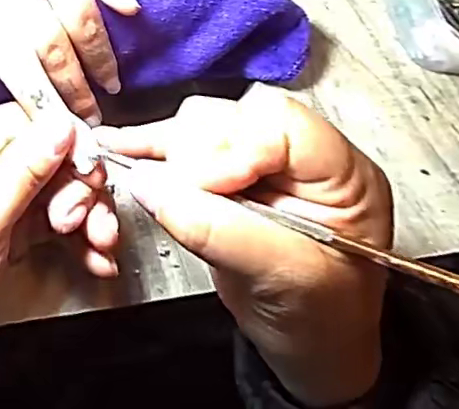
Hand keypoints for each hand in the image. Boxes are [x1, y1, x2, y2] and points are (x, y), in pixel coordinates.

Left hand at [0, 109, 115, 371]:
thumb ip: (24, 169)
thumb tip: (60, 123)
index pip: (34, 121)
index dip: (69, 142)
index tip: (90, 171)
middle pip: (54, 157)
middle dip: (82, 188)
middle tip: (88, 222)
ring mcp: (2, 201)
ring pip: (61, 191)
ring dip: (89, 215)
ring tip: (99, 244)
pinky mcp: (12, 234)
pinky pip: (59, 225)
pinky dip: (82, 240)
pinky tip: (96, 259)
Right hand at [100, 89, 392, 407]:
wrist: (307, 342)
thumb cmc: (322, 318)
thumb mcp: (284, 277)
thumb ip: (218, 228)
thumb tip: (148, 185)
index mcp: (339, 172)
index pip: (279, 123)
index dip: (234, 147)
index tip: (205, 185)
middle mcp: (295, 151)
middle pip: (231, 116)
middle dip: (196, 153)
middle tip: (180, 194)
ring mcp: (254, 153)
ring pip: (196, 122)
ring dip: (167, 150)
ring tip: (154, 183)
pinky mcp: (216, 160)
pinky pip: (174, 138)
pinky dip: (145, 145)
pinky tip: (118, 146)